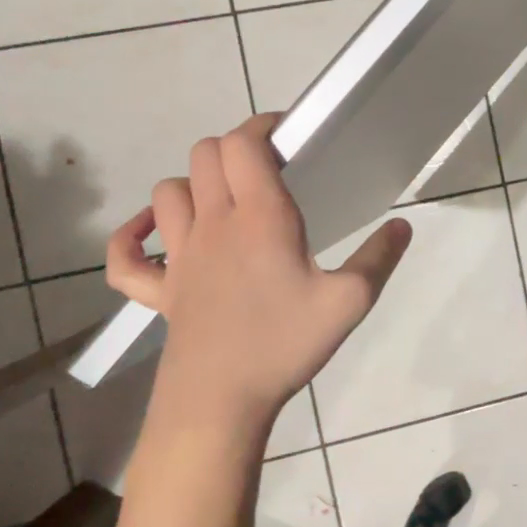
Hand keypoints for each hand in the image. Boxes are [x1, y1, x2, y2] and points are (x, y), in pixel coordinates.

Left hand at [105, 114, 412, 429]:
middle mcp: (213, 225)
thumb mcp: (351, 300)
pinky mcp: (157, 291)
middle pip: (204, 155)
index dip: (262, 126)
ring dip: (194, 183)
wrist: (220, 401)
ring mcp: (178, 257)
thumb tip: (403, 226)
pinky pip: (124, 254)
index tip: (290, 133)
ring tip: (227, 199)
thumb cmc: (285, 343)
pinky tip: (156, 233)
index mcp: (260, 218)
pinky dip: (132, 235)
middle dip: (234, 148)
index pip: (243, 145)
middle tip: (269, 169)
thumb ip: (379, 257)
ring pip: (167, 192)